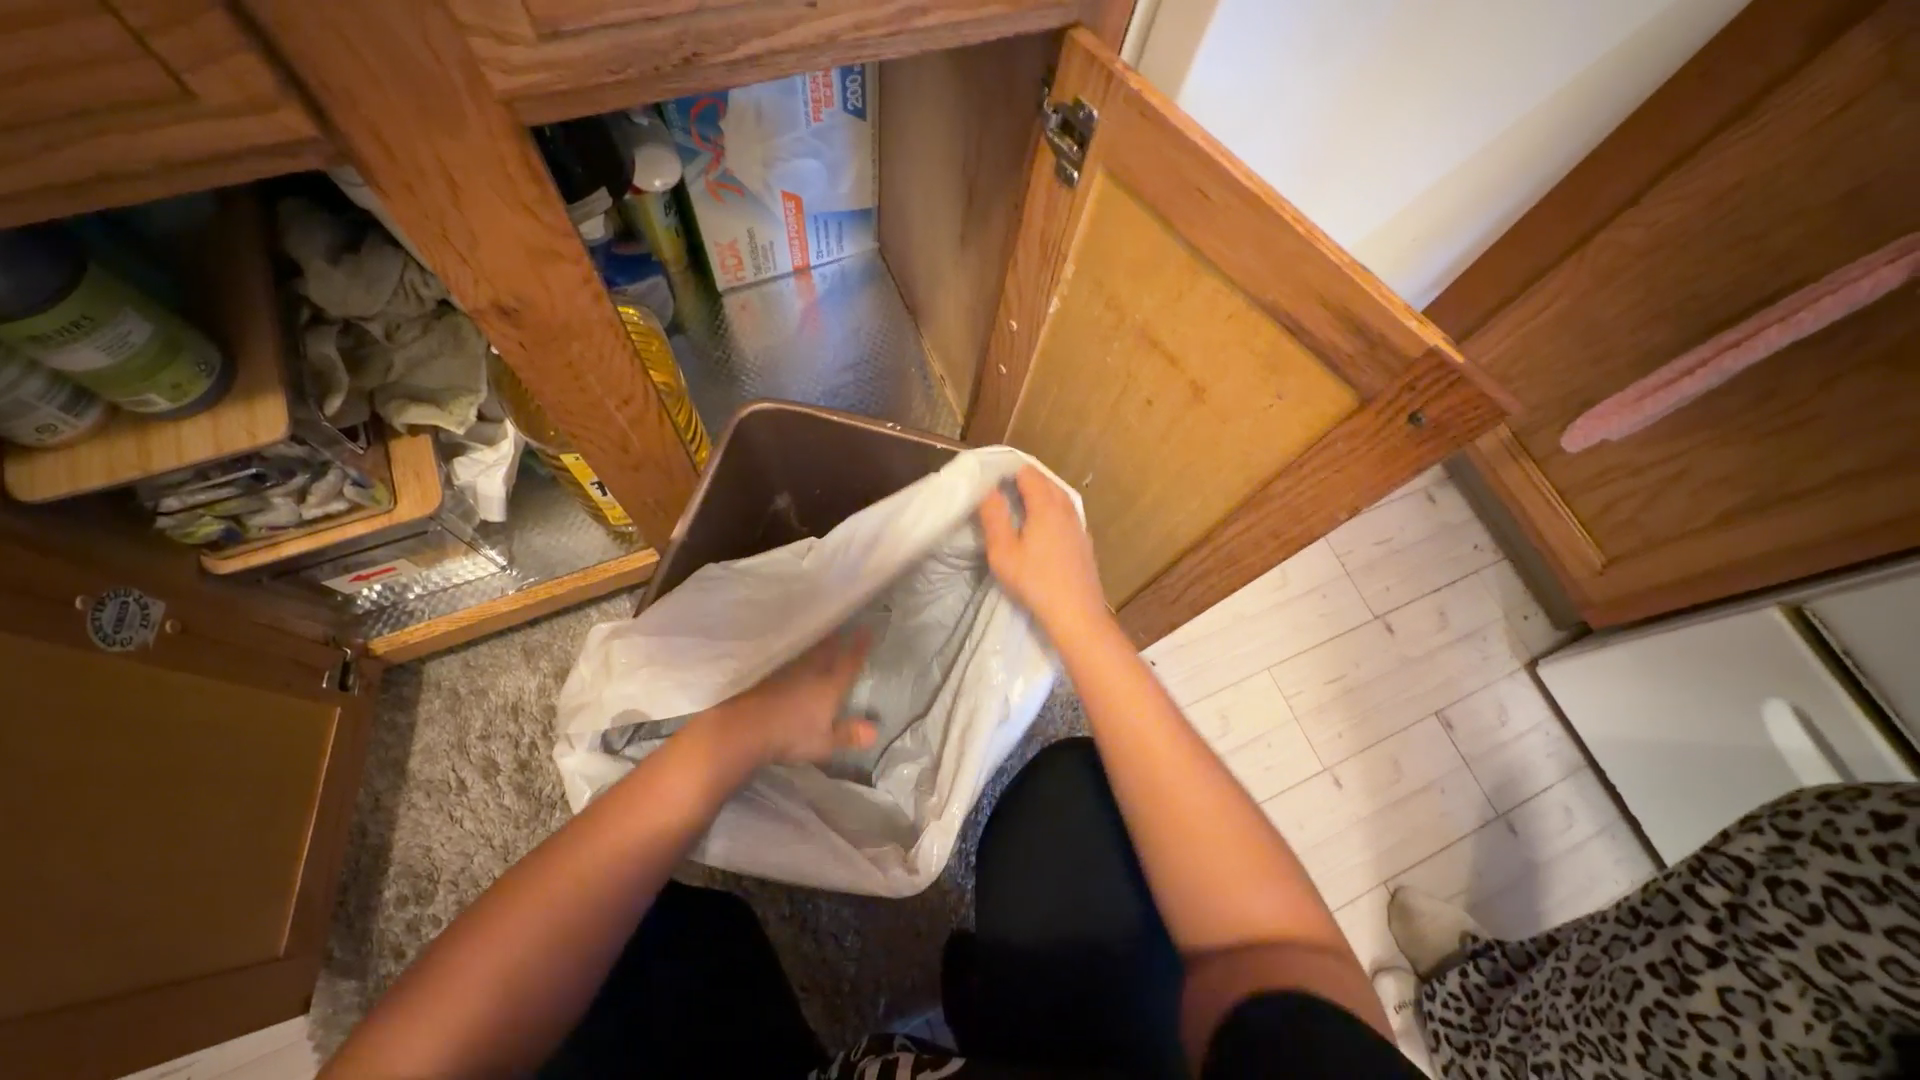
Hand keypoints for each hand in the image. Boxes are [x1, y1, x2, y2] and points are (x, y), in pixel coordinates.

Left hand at [699, 629, 876, 767]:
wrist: (743, 726)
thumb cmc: (789, 735)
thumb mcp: (824, 743)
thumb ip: (848, 735)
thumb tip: (875, 731)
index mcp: (829, 684)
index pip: (850, 660)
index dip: (860, 645)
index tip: (867, 629)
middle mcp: (810, 669)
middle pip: (827, 648)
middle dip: (837, 637)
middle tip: (843, 627)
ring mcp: (785, 668)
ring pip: (806, 650)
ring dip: (815, 643)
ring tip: (820, 637)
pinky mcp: (764, 672)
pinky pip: (785, 657)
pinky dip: (792, 653)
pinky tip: (790, 656)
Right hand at [978, 465, 1107, 633]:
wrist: (1076, 613)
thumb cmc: (1034, 582)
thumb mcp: (1003, 552)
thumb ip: (994, 517)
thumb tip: (988, 490)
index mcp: (1046, 506)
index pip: (1029, 473)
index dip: (1010, 470)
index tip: (992, 477)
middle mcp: (1066, 509)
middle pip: (1047, 482)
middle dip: (1026, 479)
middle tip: (1003, 488)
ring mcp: (1079, 526)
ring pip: (1060, 497)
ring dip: (1041, 494)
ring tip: (1021, 503)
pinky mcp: (1084, 542)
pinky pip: (1067, 514)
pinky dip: (1053, 510)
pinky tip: (1044, 526)